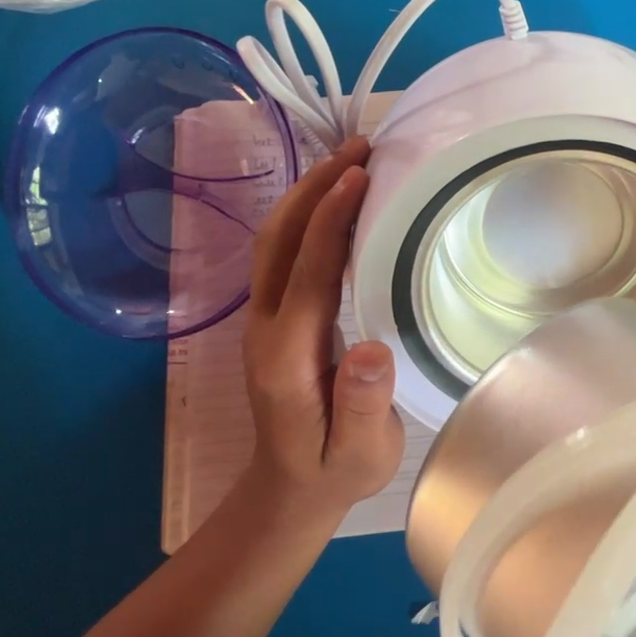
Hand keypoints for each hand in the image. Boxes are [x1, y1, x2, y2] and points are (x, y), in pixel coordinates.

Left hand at [240, 138, 404, 517]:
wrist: (289, 490)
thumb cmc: (335, 471)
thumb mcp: (360, 452)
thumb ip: (363, 405)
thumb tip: (371, 349)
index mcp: (287, 356)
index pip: (307, 272)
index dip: (332, 221)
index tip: (361, 174)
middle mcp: (265, 327)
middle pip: (279, 239)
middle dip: (315, 187)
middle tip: (360, 145)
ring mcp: (264, 319)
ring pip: (275, 239)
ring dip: (308, 192)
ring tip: (351, 156)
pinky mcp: (274, 316)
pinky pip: (284, 251)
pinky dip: (308, 214)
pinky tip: (338, 197)